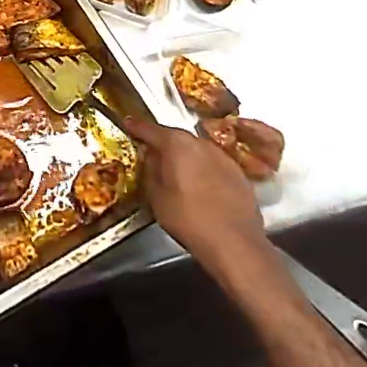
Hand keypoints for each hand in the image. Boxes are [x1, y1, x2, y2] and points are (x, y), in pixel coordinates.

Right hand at [123, 116, 266, 269]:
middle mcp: (201, 143)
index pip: (150, 129)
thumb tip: (150, 157)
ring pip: (197, 151)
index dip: (136, 127)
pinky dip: (203, 171)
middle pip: (176, 138)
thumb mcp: (157, 198)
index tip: (129, 124)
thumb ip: (150, 170)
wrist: (235, 243)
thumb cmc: (189, 220)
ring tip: (177, 176)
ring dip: (185, 158)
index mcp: (176, 144)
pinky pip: (213, 165)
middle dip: (163, 145)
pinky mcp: (238, 172)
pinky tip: (201, 189)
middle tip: (151, 155)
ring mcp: (222, 156)